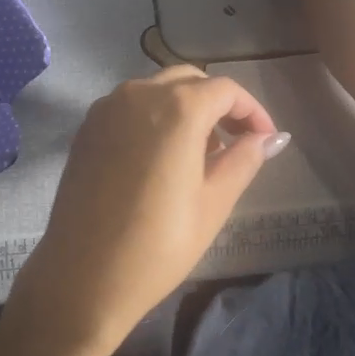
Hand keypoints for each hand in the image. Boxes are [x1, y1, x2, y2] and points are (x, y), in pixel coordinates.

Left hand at [11, 65, 286, 354]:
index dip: (252, 110)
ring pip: (158, 90)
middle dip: (218, 105)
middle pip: (190, 81)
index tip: (265, 139)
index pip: (225, 90)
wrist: (83, 275)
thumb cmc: (158, 244)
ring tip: (200, 155)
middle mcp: (140, 92)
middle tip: (236, 143)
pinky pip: (131, 107)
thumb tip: (271, 137)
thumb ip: (244, 160)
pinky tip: (160, 158)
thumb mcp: (213, 204)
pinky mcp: (88, 126)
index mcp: (178, 107)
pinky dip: (154, 117)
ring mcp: (108, 106)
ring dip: (186, 109)